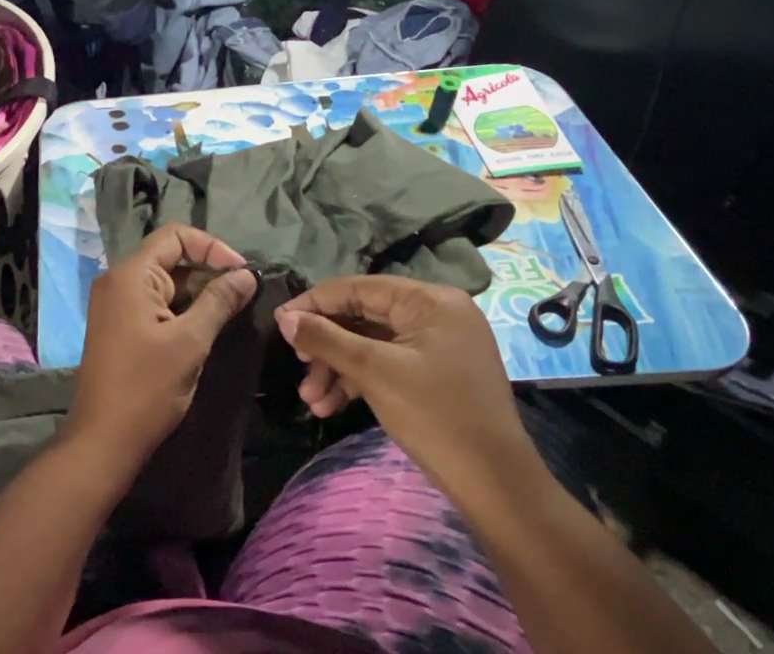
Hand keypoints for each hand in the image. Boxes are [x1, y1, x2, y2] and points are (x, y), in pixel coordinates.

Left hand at [66, 225, 256, 467]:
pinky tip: (205, 326)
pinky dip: (181, 307)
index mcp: (130, 275)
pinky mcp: (118, 325)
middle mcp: (117, 281)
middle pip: (169, 256)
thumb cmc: (147, 387)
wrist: (104, 438)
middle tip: (242, 295)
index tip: (242, 273)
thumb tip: (246, 275)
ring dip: (197, 291)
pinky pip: (154, 302)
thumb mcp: (190, 341)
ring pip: (164, 281)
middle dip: (208, 270)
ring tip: (230, 311)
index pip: (175, 236)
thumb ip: (218, 302)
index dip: (212, 247)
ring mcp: (115, 304)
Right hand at [274, 276, 533, 497]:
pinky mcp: (434, 373)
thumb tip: (284, 318)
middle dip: (326, 346)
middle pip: (363, 317)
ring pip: (370, 344)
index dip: (315, 304)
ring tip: (311, 400)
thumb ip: (326, 339)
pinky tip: (329, 406)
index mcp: (431, 301)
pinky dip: (357, 381)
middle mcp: (436, 315)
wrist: (494, 484)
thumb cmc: (436, 416)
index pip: (359, 288)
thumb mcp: (374, 372)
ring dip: (337, 369)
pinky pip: (385, 364)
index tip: (279, 323)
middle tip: (299, 367)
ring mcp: (437, 345)